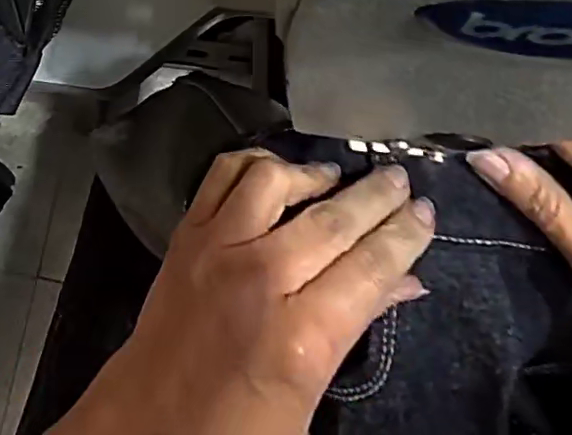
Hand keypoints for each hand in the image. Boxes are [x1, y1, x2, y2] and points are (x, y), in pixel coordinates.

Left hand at [54, 149, 435, 434]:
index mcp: (300, 338)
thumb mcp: (311, 393)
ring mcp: (218, 248)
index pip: (369, 268)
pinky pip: (223, 175)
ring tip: (337, 176)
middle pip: (332, 220)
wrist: (145, 426)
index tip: (425, 212)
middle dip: (376, 196)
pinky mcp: (187, 234)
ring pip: (275, 183)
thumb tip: (410, 282)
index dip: (404, 236)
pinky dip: (253, 162)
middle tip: (400, 178)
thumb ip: (358, 327)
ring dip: (313, 173)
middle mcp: (260, 279)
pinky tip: (276, 169)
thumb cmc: (237, 429)